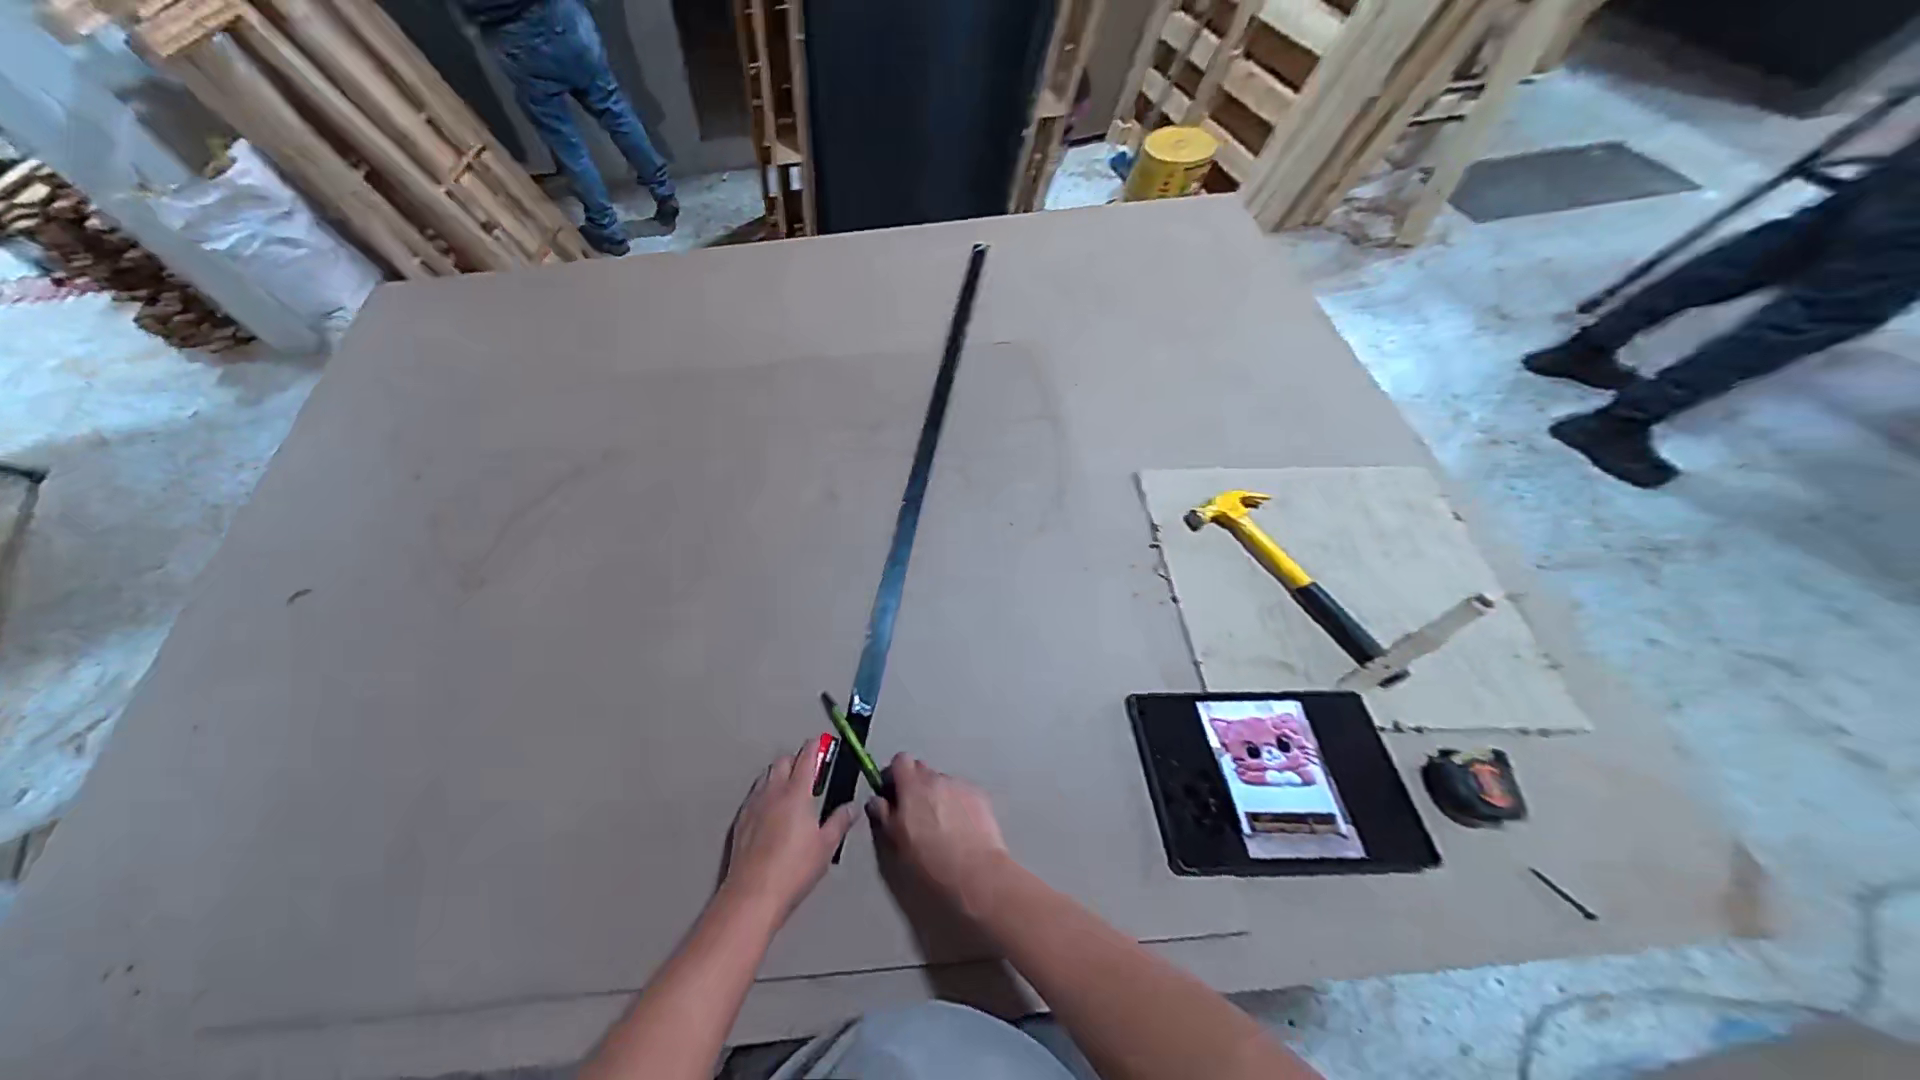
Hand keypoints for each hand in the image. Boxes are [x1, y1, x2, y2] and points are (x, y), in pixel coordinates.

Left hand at [722, 741, 857, 916]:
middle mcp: (773, 792)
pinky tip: (771, 808)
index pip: (806, 759)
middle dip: (796, 759)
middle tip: (809, 769)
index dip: (815, 747)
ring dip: (779, 774)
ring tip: (790, 787)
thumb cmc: (795, 868)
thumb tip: (851, 807)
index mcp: (797, 792)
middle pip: (782, 762)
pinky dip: (765, 791)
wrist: (753, 894)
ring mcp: (753, 805)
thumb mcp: (826, 845)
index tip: (821, 741)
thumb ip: (840, 821)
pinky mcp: (740, 821)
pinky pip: (754, 794)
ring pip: (766, 776)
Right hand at [865, 754, 1011, 911]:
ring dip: (938, 796)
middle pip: (922, 770)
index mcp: (913, 786)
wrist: (975, 875)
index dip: (895, 775)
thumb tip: (877, 801)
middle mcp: (938, 779)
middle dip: (916, 786)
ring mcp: (961, 786)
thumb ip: (882, 815)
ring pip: (943, 783)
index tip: (893, 794)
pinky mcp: (981, 797)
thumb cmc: (929, 862)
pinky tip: (960, 828)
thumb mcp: (894, 843)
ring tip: (941, 826)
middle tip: (914, 814)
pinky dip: (958, 803)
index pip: (900, 760)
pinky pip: (962, 793)